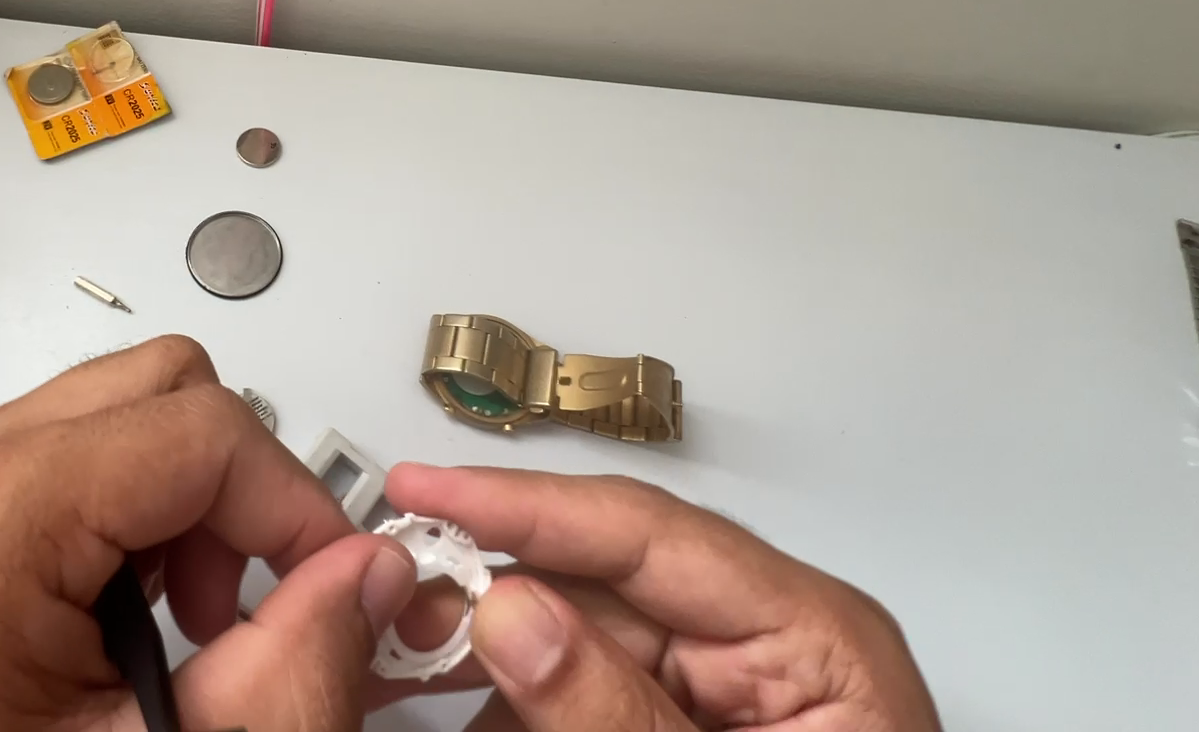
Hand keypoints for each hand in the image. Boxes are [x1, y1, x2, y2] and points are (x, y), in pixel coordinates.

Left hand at [0, 336, 417, 731]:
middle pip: (168, 385)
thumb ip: (286, 676)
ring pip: (131, 412)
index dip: (294, 500)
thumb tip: (370, 573)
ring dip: (189, 503)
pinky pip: (84, 454)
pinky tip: (123, 618)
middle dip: (237, 485)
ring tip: (182, 624)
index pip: (205, 427)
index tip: (333, 585)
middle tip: (243, 604)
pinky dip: (139, 516)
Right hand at [382, 465, 940, 730]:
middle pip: (587, 573)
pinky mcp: (673, 702)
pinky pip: (575, 677)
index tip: (418, 488)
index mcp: (804, 628)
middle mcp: (750, 623)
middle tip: (394, 604)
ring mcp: (712, 667)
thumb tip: (504, 608)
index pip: (634, 526)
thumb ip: (613, 715)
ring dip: (486, 650)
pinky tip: (468, 707)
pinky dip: (515, 700)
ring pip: (566, 626)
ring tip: (406, 661)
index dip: (516, 501)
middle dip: (484, 590)